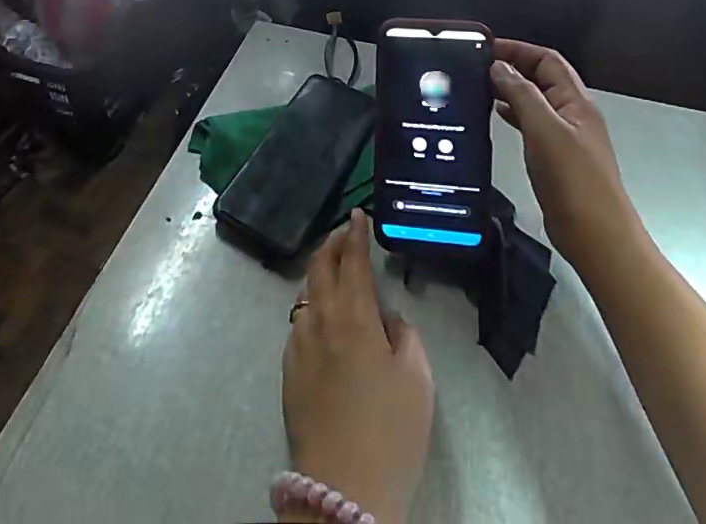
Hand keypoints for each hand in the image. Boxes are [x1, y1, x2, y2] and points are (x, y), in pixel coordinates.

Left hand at [281, 210, 433, 523]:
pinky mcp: (288, 375)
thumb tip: (386, 319)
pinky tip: (324, 318)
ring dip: (319, 274)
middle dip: (331, 243)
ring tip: (335, 269)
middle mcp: (320, 324)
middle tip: (344, 231)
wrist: (343, 490)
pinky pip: (298, 326)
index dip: (355, 234)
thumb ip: (403, 335)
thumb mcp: (417, 376)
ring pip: (305, 296)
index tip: (357, 214)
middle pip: (319, 269)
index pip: (353, 262)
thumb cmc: (391, 430)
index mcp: (355, 318)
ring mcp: (298, 349)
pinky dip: (312, 307)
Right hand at [490, 39, 634, 259]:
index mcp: (576, 101)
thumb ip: (523, 95)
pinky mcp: (554, 157)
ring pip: (535, 101)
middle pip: (542, 78)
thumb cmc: (573, 180)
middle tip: (477, 67)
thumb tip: (500, 67)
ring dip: (511, 91)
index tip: (487, 48)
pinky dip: (514, 115)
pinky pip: (532, 125)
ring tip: (480, 87)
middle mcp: (572, 113)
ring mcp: (564, 136)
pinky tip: (496, 117)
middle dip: (512, 67)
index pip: (548, 60)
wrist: (595, 234)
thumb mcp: (545, 130)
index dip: (519, 50)